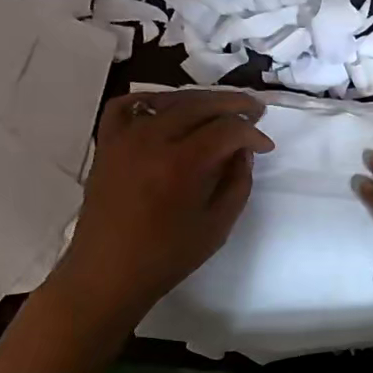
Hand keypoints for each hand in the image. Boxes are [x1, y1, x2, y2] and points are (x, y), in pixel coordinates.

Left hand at [60, 90, 273, 311]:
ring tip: (221, 107)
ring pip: (167, 100)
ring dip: (199, 99)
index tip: (265, 147)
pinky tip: (168, 107)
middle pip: (199, 104)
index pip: (226, 130)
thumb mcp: (217, 225)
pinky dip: (150, 100)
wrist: (108, 272)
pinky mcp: (107, 144)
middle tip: (254, 110)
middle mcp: (151, 140)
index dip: (251, 134)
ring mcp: (124, 138)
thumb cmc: (167, 256)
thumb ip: (237, 183)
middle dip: (232, 105)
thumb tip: (242, 152)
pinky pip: (126, 106)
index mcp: (182, 164)